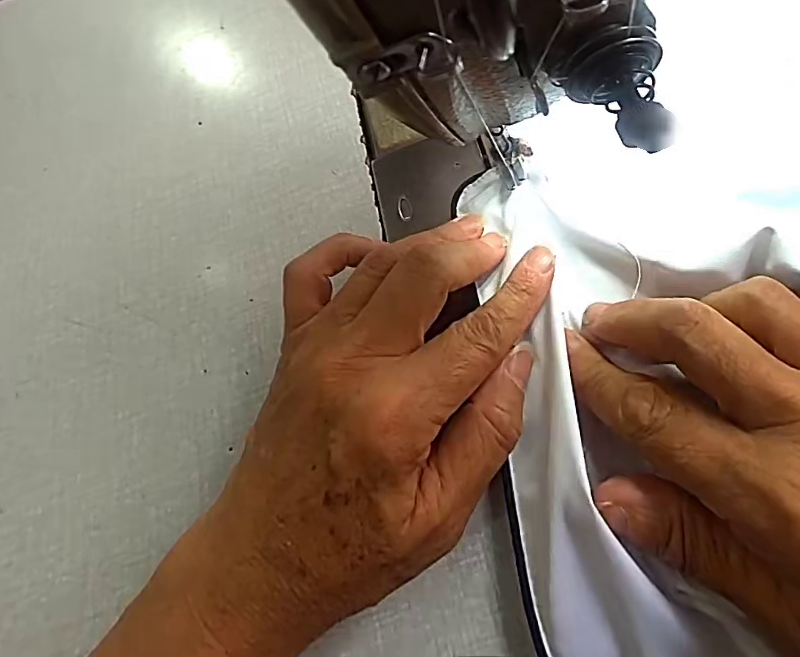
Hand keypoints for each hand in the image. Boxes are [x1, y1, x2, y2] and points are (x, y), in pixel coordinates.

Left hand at [95, 216, 552, 656]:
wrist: (258, 563)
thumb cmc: (351, 549)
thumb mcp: (442, 516)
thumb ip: (490, 432)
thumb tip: (517, 360)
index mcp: (395, 412)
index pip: (475, 334)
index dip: (518, 295)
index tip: (541, 264)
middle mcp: (352, 363)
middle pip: (421, 273)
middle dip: (471, 249)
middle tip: (503, 243)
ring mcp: (316, 345)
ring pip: (380, 262)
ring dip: (428, 241)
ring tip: (466, 235)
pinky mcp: (294, 341)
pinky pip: (312, 271)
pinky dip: (347, 247)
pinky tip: (380, 251)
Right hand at [566, 278, 799, 656]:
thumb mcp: (790, 618)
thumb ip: (699, 542)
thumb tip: (616, 493)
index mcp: (779, 493)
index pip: (663, 418)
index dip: (606, 382)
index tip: (572, 355)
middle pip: (701, 335)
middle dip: (637, 321)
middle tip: (598, 321)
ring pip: (757, 305)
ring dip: (699, 302)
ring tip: (668, 321)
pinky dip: (757, 308)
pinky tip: (741, 324)